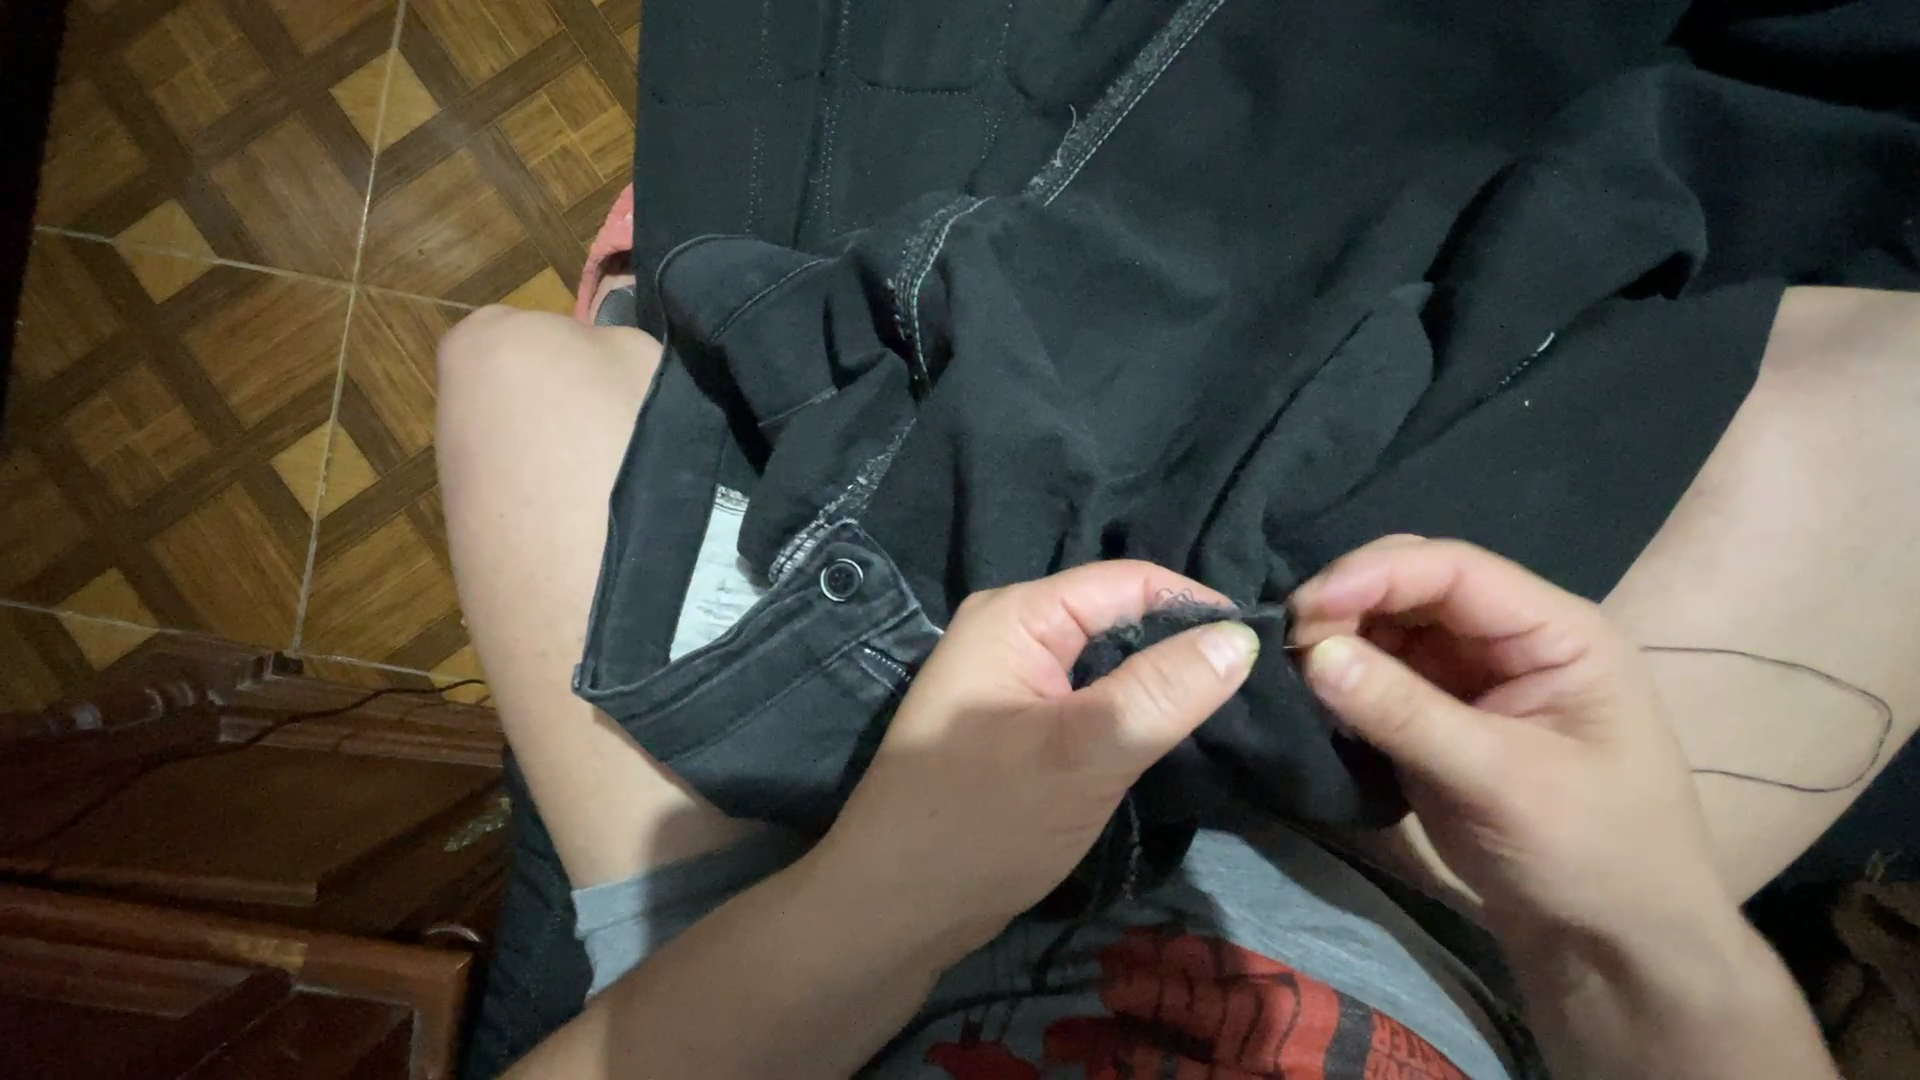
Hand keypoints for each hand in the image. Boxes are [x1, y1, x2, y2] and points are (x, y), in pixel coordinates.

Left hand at [811, 561, 1258, 960]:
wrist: (895, 906)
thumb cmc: (984, 820)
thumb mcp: (1084, 752)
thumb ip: (1162, 691)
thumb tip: (1240, 638)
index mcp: (1016, 615)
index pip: (1126, 582)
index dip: (1195, 604)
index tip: (1263, 649)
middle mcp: (1008, 630)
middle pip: (1113, 614)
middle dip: (1178, 643)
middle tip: (1253, 684)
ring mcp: (1006, 677)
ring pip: (1101, 658)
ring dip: (1155, 679)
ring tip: (1225, 706)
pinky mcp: (1012, 720)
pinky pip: (1082, 694)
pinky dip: (1124, 707)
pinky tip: (1164, 730)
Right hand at [1287, 536, 1730, 949]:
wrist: (1605, 936)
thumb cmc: (1589, 851)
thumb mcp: (1502, 780)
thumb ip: (1404, 713)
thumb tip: (1311, 654)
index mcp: (1553, 631)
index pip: (1452, 568)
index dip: (1373, 575)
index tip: (1306, 608)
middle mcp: (1504, 634)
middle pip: (1409, 581)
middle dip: (1346, 599)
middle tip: (1289, 639)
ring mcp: (1465, 668)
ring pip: (1381, 619)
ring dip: (1333, 633)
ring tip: (1293, 667)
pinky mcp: (1431, 703)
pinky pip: (1371, 664)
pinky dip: (1337, 669)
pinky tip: (1312, 688)